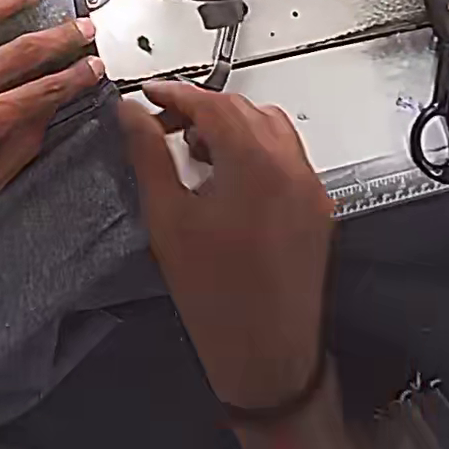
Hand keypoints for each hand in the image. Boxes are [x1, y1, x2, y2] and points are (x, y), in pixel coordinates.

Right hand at [118, 82, 335, 411]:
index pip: (213, 104)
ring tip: (192, 145)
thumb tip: (132, 115)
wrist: (266, 354)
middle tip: (163, 120)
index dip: (175, 93)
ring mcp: (308, 189)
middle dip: (199, 107)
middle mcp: (291, 170)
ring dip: (229, 124)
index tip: (151, 94)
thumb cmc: (218, 296)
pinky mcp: (315, 208)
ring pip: (268, 127)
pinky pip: (285, 155)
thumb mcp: (166, 216)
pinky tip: (223, 172)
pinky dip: (253, 147)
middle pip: (242, 110)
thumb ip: (148, 153)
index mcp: (255, 166)